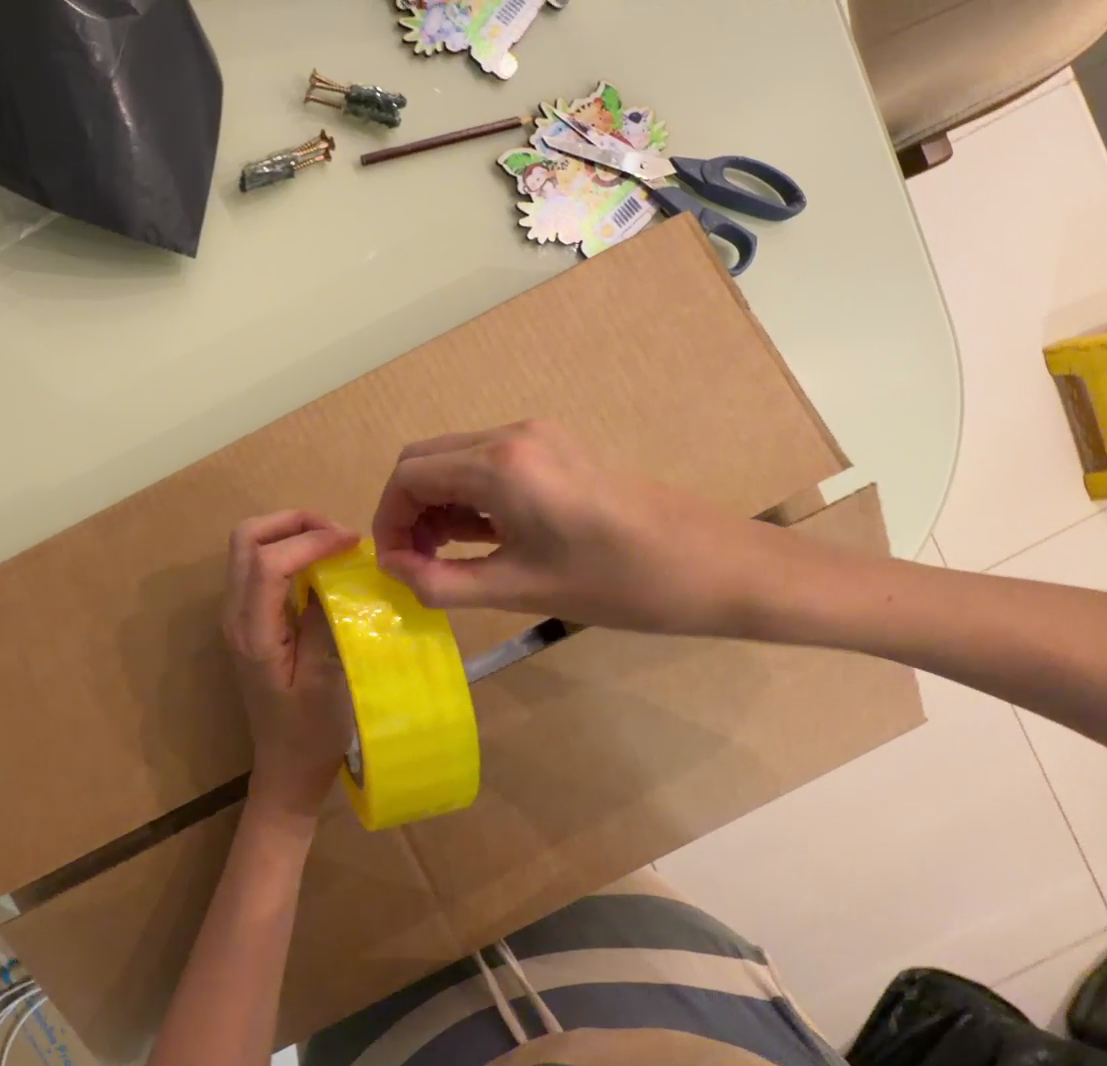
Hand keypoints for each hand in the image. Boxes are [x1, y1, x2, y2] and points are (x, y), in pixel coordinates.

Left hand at [222, 511, 360, 820]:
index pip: (267, 560)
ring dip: (289, 534)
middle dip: (292, 523)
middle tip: (338, 535)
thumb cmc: (310, 733)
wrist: (286, 768)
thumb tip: (332, 575)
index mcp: (252, 631)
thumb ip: (323, 622)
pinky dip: (288, 554)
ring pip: (248, 548)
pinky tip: (321, 567)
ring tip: (334, 545)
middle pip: (246, 539)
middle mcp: (234, 615)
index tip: (352, 543)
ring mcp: (237, 617)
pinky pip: (258, 568)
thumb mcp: (326, 680)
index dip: (309, 540)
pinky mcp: (248, 621)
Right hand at [369, 420, 792, 635]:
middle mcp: (512, 435)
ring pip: (454, 460)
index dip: (387, 521)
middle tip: (413, 561)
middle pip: (424, 459)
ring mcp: (538, 436)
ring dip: (435, 504)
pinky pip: (487, 464)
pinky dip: (467, 497)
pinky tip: (480, 538)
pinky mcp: (557, 448)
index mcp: (500, 464)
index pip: (408, 476)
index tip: (393, 566)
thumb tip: (392, 570)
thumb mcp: (517, 590)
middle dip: (406, 509)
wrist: (719, 567)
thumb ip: (439, 582)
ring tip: (443, 558)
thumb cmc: (618, 583)